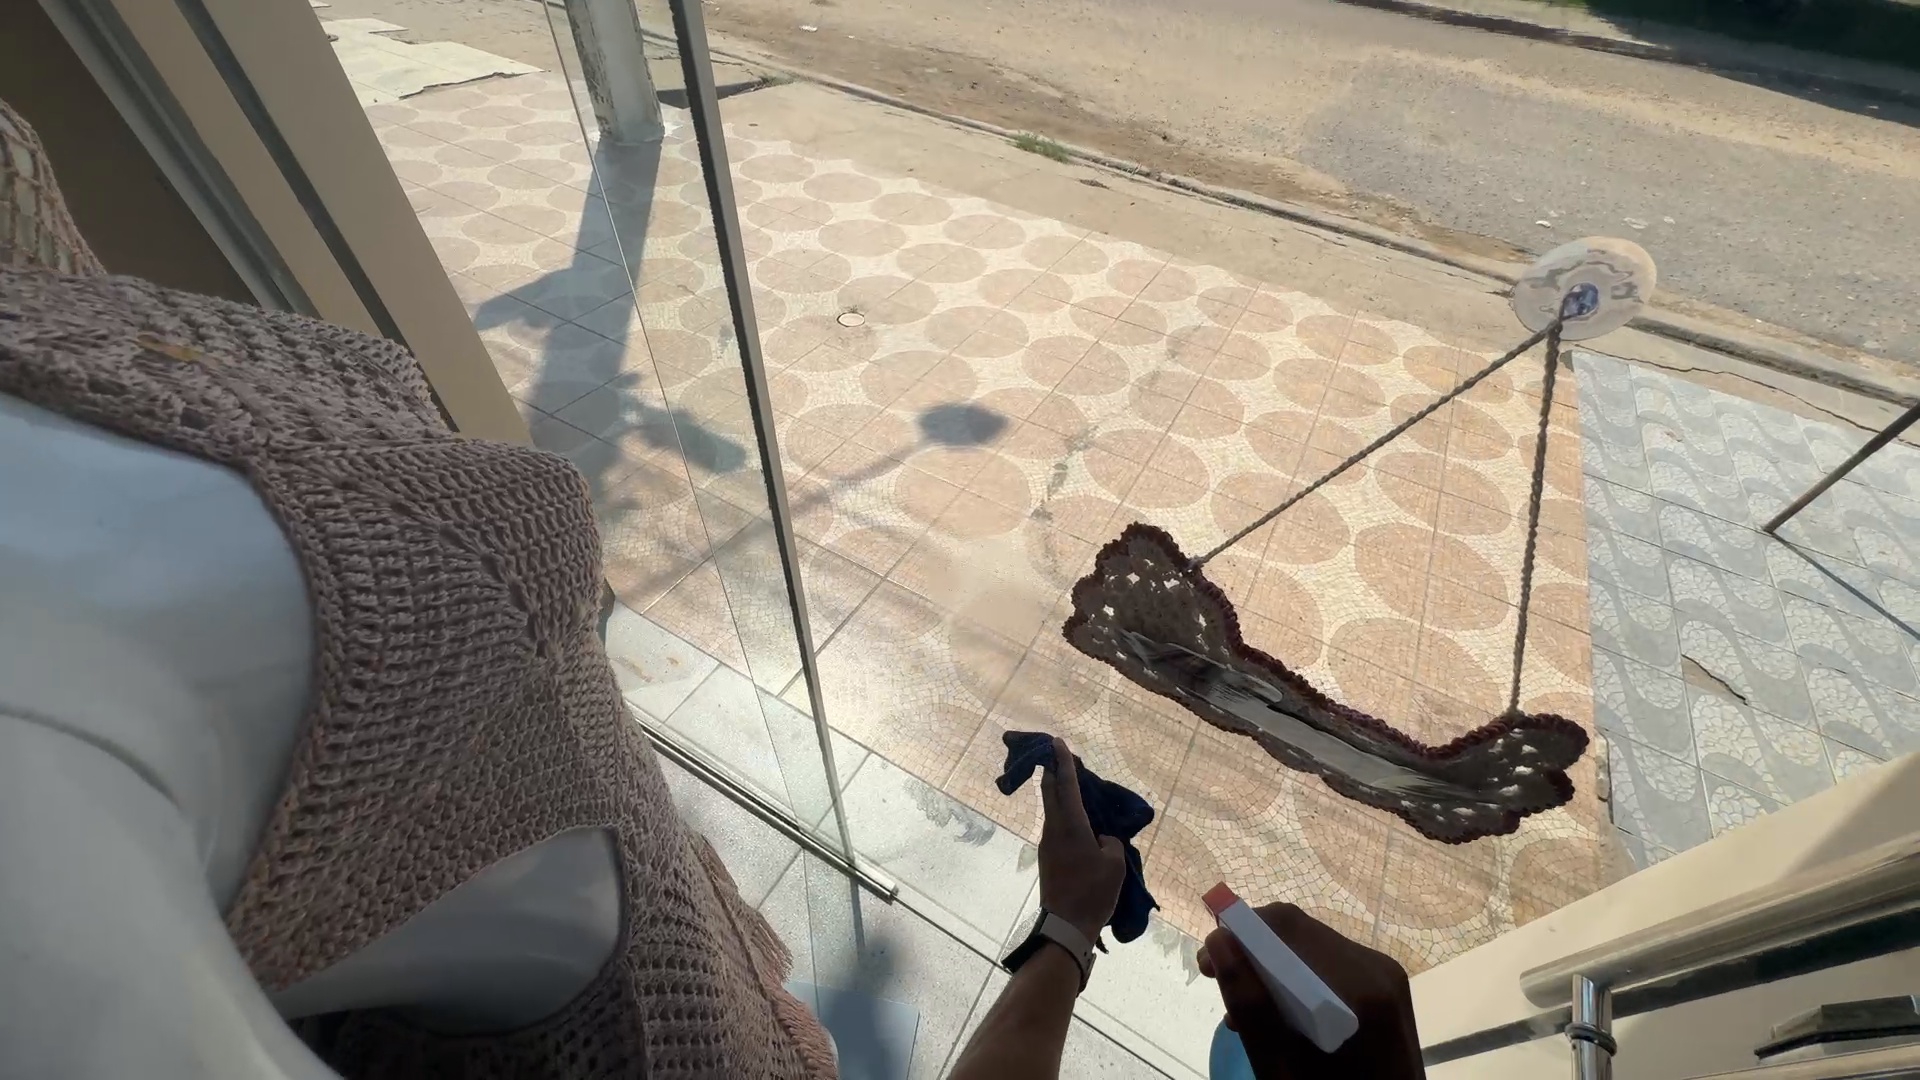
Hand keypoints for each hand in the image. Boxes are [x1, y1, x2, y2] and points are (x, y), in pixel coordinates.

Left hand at [1037, 737, 1126, 942]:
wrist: (1065, 925)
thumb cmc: (1092, 892)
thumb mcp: (1114, 865)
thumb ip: (1110, 842)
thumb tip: (1100, 838)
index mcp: (1070, 825)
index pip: (1066, 785)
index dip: (1063, 762)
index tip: (1057, 742)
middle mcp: (1053, 828)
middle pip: (1050, 791)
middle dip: (1055, 771)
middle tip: (1062, 758)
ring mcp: (1047, 842)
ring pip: (1051, 808)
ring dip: (1059, 794)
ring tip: (1075, 788)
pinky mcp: (1047, 856)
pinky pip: (1055, 825)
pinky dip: (1063, 813)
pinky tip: (1078, 821)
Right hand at [1198, 903, 1424, 1079]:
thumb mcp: (1278, 1068)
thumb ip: (1248, 1004)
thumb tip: (1217, 939)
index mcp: (1360, 987)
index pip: (1284, 927)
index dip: (1237, 934)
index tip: (1207, 965)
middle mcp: (1377, 969)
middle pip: (1296, 933)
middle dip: (1250, 951)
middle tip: (1218, 981)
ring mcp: (1384, 978)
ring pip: (1307, 945)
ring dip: (1269, 965)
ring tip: (1245, 1005)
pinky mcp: (1383, 989)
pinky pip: (1325, 962)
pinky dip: (1293, 977)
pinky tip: (1278, 1010)